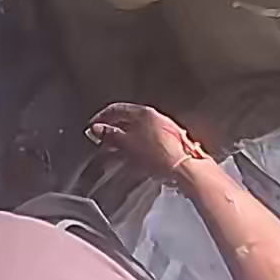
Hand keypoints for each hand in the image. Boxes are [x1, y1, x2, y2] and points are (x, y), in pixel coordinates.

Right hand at [87, 103, 207, 177]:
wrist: (186, 170)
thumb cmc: (160, 155)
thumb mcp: (127, 145)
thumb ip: (109, 135)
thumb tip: (97, 129)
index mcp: (143, 112)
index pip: (116, 109)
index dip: (101, 118)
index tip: (93, 127)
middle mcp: (155, 117)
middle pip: (127, 119)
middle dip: (113, 129)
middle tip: (102, 139)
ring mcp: (165, 129)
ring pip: (138, 130)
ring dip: (125, 138)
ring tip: (117, 150)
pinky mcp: (171, 142)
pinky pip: (148, 139)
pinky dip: (138, 145)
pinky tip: (135, 156)